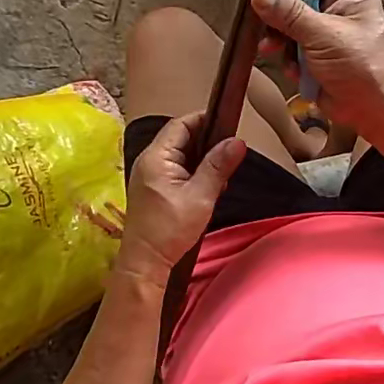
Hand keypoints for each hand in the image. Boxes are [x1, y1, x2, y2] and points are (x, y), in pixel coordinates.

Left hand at [116, 112, 245, 285]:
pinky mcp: (153, 189)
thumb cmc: (169, 230)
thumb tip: (238, 141)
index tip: (229, 126)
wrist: (145, 262)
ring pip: (181, 155)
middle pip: (181, 138)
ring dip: (202, 162)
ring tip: (220, 176)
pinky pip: (176, 170)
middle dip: (207, 144)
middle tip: (229, 156)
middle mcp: (149, 161)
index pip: (181, 124)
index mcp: (156, 157)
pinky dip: (193, 174)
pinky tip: (208, 189)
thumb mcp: (201, 196)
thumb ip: (218, 166)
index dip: (205, 121)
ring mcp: (149, 175)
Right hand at [252, 0, 383, 130]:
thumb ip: (290, 14)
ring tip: (280, 54)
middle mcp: (337, 13)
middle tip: (269, 31)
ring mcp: (325, 38)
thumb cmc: (364, 68)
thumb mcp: (322, 34)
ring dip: (283, 45)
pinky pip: (292, 53)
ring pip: (289, 31)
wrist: (371, 109)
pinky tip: (296, 72)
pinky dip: (290, 63)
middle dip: (280, 22)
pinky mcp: (316, 59)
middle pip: (295, 5)